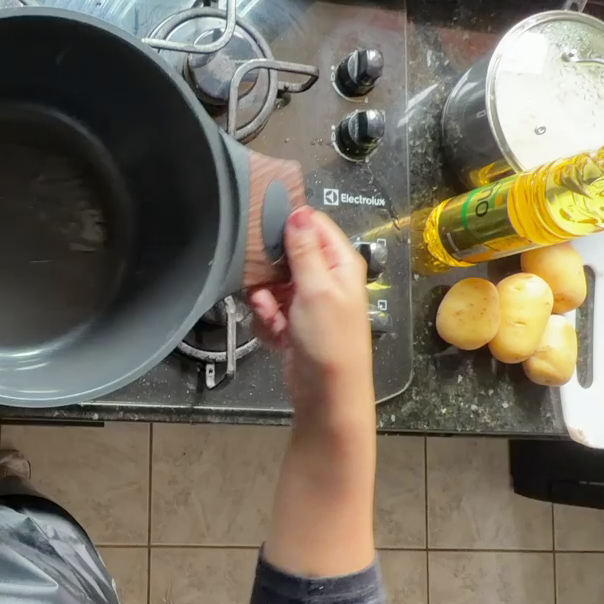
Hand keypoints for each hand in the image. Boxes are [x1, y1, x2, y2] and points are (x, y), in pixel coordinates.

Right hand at [248, 206, 374, 422]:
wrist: (326, 390)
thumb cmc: (330, 341)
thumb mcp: (316, 289)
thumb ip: (304, 250)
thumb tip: (298, 213)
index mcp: (339, 263)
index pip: (312, 226)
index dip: (287, 228)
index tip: (264, 236)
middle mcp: (325, 278)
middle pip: (285, 256)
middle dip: (268, 274)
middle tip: (266, 289)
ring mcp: (307, 301)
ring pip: (271, 285)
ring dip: (265, 302)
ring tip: (273, 318)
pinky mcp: (292, 321)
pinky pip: (268, 310)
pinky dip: (267, 322)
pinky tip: (276, 335)